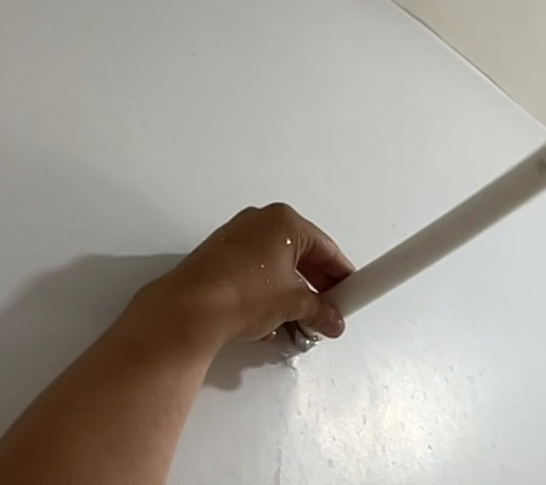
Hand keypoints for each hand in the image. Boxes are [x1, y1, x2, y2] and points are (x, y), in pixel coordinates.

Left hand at [121, 204, 353, 353]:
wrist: (191, 310)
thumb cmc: (244, 292)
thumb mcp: (293, 303)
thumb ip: (320, 310)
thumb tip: (332, 319)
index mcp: (283, 220)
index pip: (325, 247)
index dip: (342, 274)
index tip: (353, 293)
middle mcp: (260, 222)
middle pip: (301, 256)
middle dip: (316, 288)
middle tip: (329, 313)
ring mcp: (237, 239)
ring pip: (277, 267)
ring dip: (292, 296)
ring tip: (301, 324)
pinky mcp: (220, 258)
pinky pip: (256, 274)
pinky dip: (269, 296)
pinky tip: (273, 324)